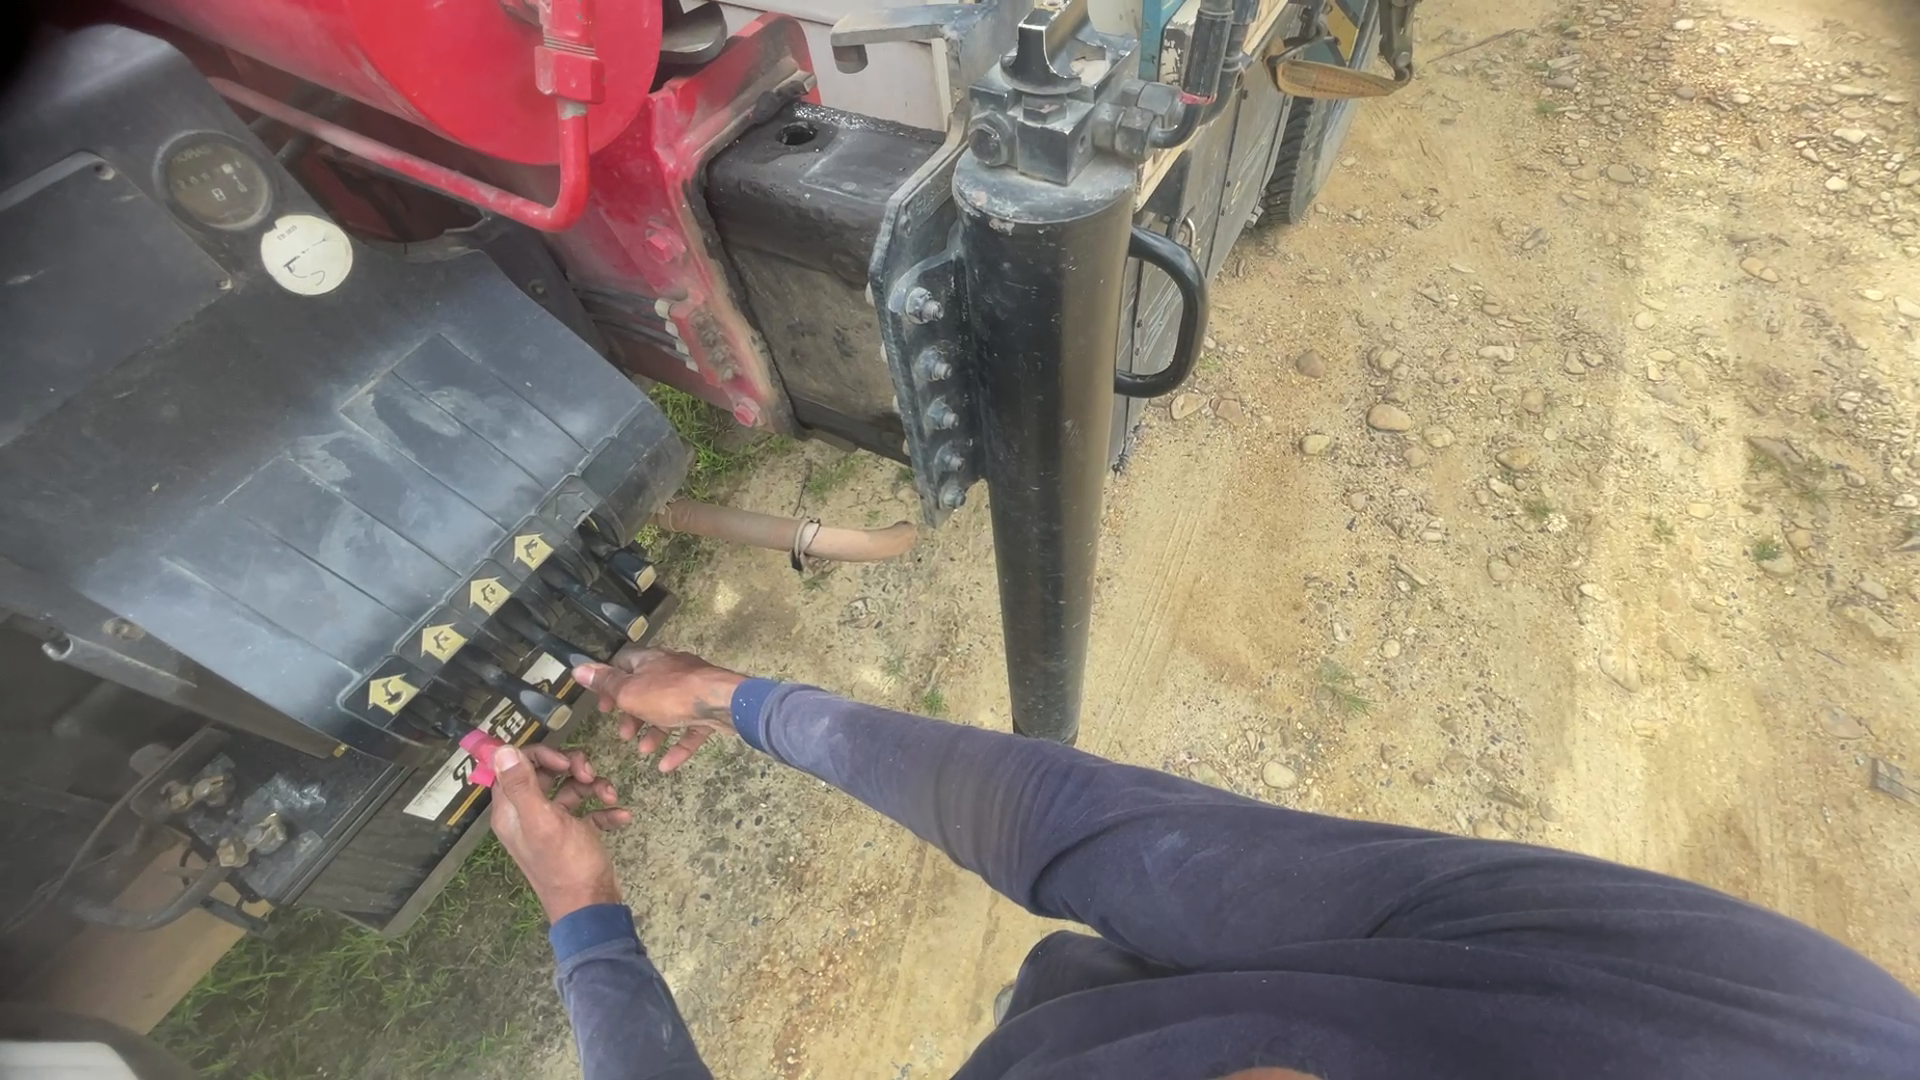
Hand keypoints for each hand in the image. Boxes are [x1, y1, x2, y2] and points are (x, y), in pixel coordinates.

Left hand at [488, 743, 631, 921]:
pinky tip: (620, 817)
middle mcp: (529, 815)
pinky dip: (605, 809)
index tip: (565, 764)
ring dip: (595, 786)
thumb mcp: (544, 821)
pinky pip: (590, 808)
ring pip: (572, 787)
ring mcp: (554, 824)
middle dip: (573, 767)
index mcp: (514, 812)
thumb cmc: (566, 863)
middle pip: (546, 772)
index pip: (514, 767)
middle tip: (589, 775)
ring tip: (611, 796)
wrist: (591, 903)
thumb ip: (523, 785)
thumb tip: (502, 748)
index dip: (541, 757)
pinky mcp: (576, 832)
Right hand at [574, 647, 746, 772]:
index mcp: (652, 660)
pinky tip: (666, 765)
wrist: (721, 702)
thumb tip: (579, 668)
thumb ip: (606, 683)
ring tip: (644, 749)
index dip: (610, 683)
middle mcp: (673, 671)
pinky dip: (677, 745)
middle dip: (633, 714)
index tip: (603, 706)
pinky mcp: (709, 709)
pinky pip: (690, 728)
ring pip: (668, 711)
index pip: (625, 663)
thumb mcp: (630, 691)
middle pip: (647, 690)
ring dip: (654, 732)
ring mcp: (693, 690)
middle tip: (623, 733)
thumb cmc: (670, 694)